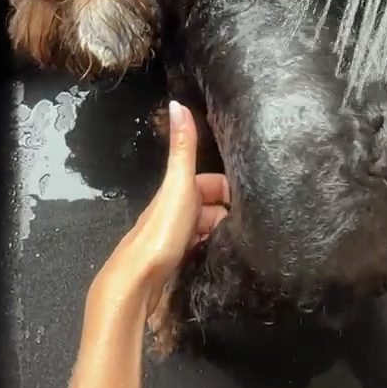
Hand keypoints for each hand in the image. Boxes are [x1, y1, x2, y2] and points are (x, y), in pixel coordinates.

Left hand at [93, 102, 229, 316]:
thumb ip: (183, 148)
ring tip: (240, 245)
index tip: (252, 200)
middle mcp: (173, 212)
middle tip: (250, 228)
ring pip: (204, 229)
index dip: (229, 189)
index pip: (210, 183)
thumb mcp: (178, 185)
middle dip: (228, 213)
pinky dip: (210, 251)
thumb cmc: (160, 232)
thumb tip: (178, 103)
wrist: (135, 284)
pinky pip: (199, 250)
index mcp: (176, 191)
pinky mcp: (172, 264)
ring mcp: (172, 239)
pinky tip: (220, 261)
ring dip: (220, 233)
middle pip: (209, 207)